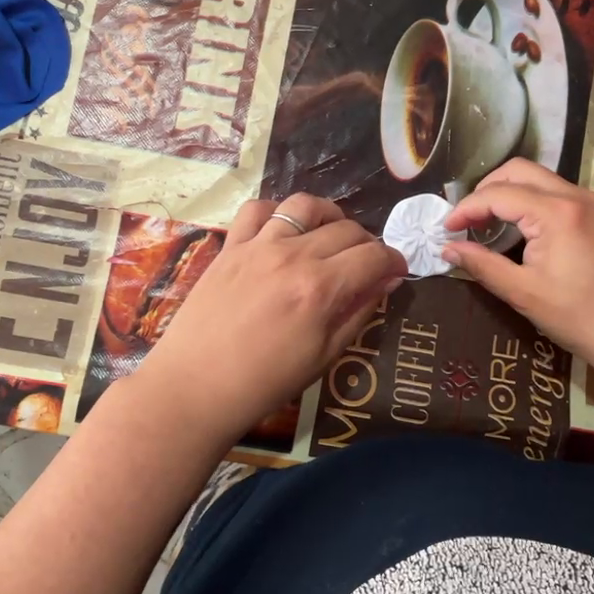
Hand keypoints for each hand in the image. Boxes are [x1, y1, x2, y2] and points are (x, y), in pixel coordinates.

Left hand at [134, 194, 405, 441]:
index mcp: (321, 288)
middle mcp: (293, 256)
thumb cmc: (265, 382)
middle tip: (366, 264)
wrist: (196, 387)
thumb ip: (359, 311)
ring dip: (328, 216)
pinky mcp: (230, 246)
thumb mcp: (324, 356)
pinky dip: (277, 211)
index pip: (373, 256)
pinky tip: (284, 229)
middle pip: (346, 229)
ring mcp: (258, 245)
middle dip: (367, 244)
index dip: (394, 261)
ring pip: (305, 206)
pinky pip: (257, 209)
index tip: (397, 270)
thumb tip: (387, 281)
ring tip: (330, 234)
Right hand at [442, 159, 593, 385]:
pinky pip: (565, 196)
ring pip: (545, 180)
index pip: (498, 194)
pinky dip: (538, 203)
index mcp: (556, 213)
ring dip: (514, 194)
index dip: (466, 208)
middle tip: (469, 219)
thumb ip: (482, 265)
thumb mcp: (525, 294)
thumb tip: (448, 248)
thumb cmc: (583, 320)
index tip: (446, 228)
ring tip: (494, 226)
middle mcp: (578, 197)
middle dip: (488, 189)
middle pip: (521, 171)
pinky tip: (530, 234)